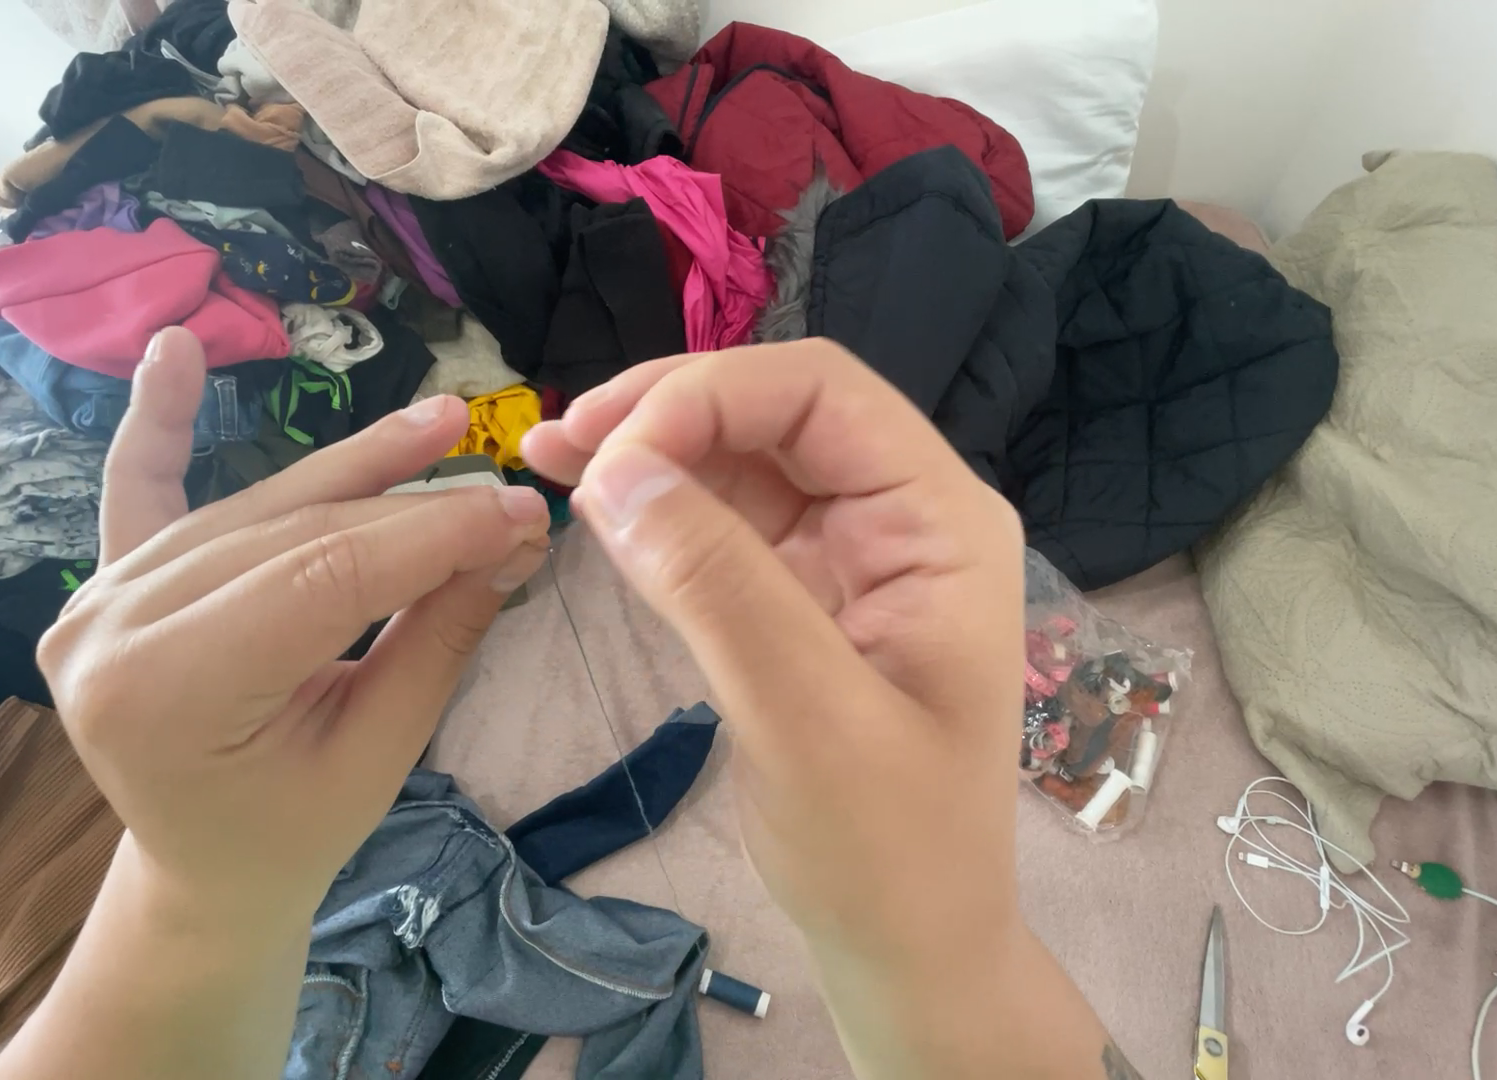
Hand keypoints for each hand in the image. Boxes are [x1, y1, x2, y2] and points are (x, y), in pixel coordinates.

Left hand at [37, 328, 550, 919]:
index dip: (440, 532)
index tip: (527, 510)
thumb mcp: (385, 747)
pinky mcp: (113, 576)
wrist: (208, 865)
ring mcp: (102, 592)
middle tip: (512, 496)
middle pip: (304, 530)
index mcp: (170, 690)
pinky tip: (175, 349)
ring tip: (442, 419)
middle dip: (423, 506)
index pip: (332, 574)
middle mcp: (117, 622)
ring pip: (266, 503)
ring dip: (362, 460)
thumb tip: (516, 540)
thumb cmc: (299, 830)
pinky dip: (162, 418)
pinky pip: (145, 487)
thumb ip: (442, 632)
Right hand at [524, 342, 1115, 1077]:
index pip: (822, 394)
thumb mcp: (805, 720)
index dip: (708, 396)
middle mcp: (903, 513)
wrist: (907, 936)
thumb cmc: (887, 849)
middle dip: (670, 412)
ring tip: (556, 454)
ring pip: (746, 455)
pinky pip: (729, 516)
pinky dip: (662, 504)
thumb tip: (616, 472)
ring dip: (654, 447)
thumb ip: (717, 586)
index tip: (609, 453)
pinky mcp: (806, 585)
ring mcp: (854, 547)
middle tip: (565, 441)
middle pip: (780, 410)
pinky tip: (599, 502)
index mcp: (940, 521)